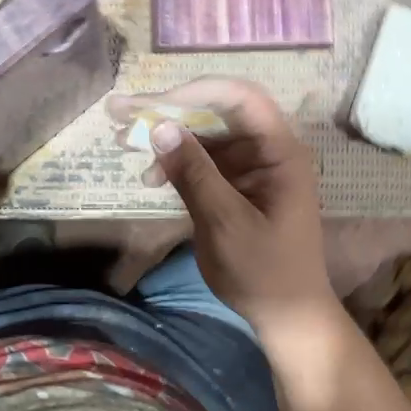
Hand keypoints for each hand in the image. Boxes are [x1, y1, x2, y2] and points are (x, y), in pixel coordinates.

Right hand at [108, 79, 338, 343]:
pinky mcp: (237, 186)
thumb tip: (159, 127)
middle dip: (170, 112)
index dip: (197, 91)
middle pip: (217, 112)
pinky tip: (149, 178)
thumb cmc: (265, 272)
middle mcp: (267, 150)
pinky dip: (176, 164)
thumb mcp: (225, 223)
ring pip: (206, 135)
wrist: (288, 318)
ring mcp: (252, 168)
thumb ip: (194, 173)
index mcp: (279, 151)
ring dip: (167, 138)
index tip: (154, 103)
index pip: (241, 98)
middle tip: (122, 114)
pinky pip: (204, 161)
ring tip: (124, 143)